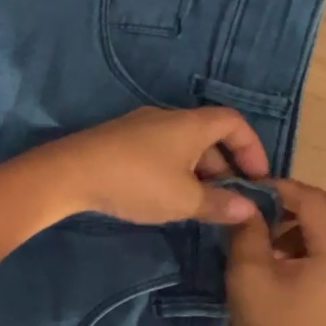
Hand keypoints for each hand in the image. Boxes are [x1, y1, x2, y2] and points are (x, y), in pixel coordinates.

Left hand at [18, 106, 271, 224]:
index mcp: (190, 123)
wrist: (68, 174)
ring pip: (178, 145)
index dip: (252, 148)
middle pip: (205, 134)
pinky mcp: (113, 141)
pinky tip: (159, 196)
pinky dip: (167, 170)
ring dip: (193, 171)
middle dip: (222, 166)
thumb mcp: (184, 200)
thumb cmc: (136, 182)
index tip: (257, 178)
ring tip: (194, 203)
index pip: (234, 122)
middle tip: (225, 198)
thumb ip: (219, 204)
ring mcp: (135, 127)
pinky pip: (153, 151)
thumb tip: (248, 208)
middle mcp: (164, 117)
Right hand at [227, 180, 325, 325]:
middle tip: (266, 215)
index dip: (281, 189)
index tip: (249, 191)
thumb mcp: (249, 278)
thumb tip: (245, 205)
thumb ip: (247, 232)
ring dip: (318, 225)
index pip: (315, 199)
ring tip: (278, 243)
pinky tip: (299, 267)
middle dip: (303, 204)